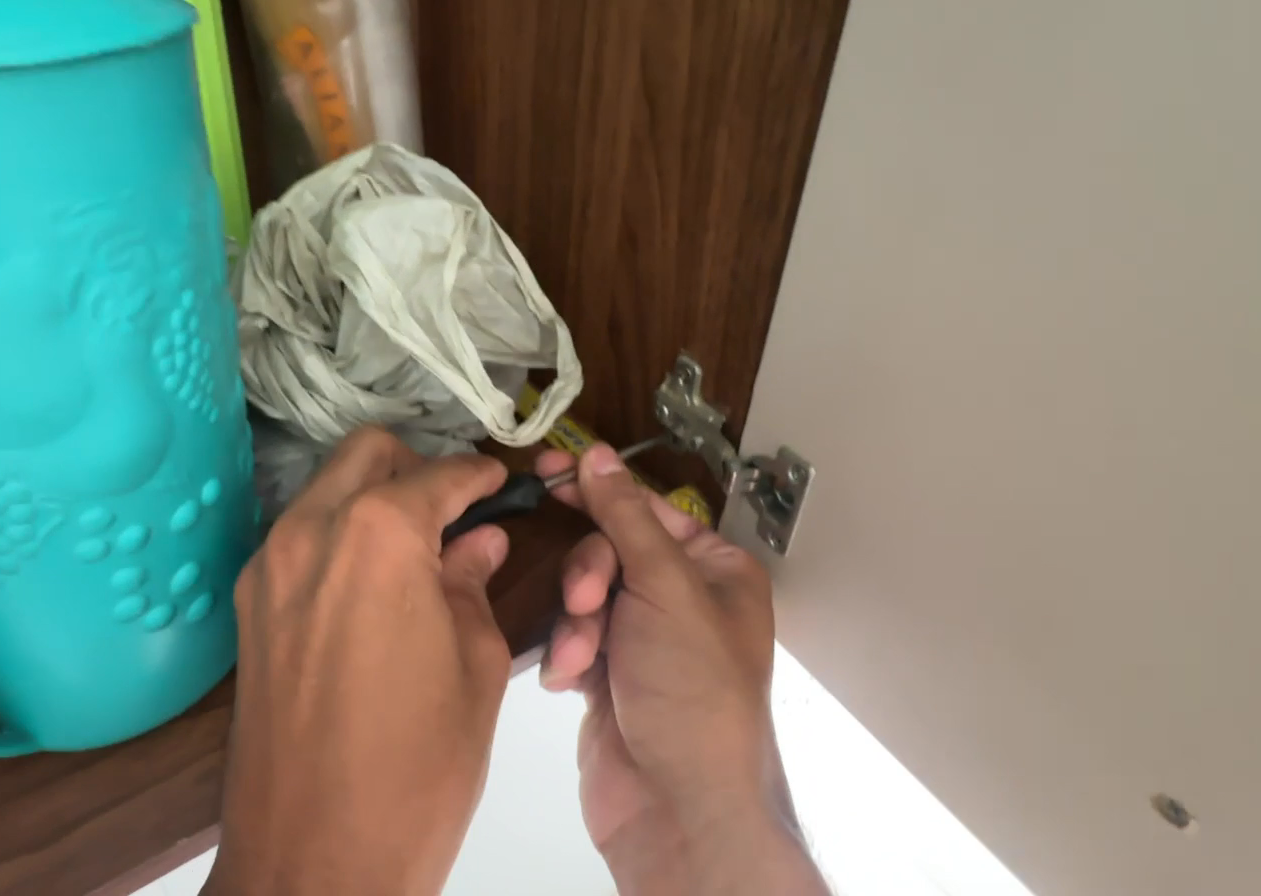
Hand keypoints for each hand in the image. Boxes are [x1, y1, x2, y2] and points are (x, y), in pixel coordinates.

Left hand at [205, 428, 512, 895]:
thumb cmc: (418, 767)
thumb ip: (472, 582)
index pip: (437, 475)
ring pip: (326, 487)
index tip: (498, 481)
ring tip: (414, 544)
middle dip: (416, 465)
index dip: (477, 474)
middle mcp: (311, 530)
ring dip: (373, 495)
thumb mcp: (473, 666)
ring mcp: (268, 565)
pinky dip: (338, 531)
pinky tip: (369, 578)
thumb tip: (479, 541)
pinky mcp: (247, 604)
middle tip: (453, 508)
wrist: (313, 862)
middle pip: (366, 453)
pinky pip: (299, 534)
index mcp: (378, 536)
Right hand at [537, 444, 828, 895]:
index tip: (547, 471)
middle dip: (589, 575)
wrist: (677, 809)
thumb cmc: (690, 686)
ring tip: (580, 656)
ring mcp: (644, 637)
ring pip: (585, 593)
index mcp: (713, 569)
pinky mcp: (610, 672)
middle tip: (585, 598)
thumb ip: (624, 516)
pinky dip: (568, 652)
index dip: (597, 490)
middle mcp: (682, 597)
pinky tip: (570, 679)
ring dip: (576, 621)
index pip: (645, 509)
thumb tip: (597, 452)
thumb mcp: (664, 586)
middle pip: (609, 549)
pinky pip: (575, 634)